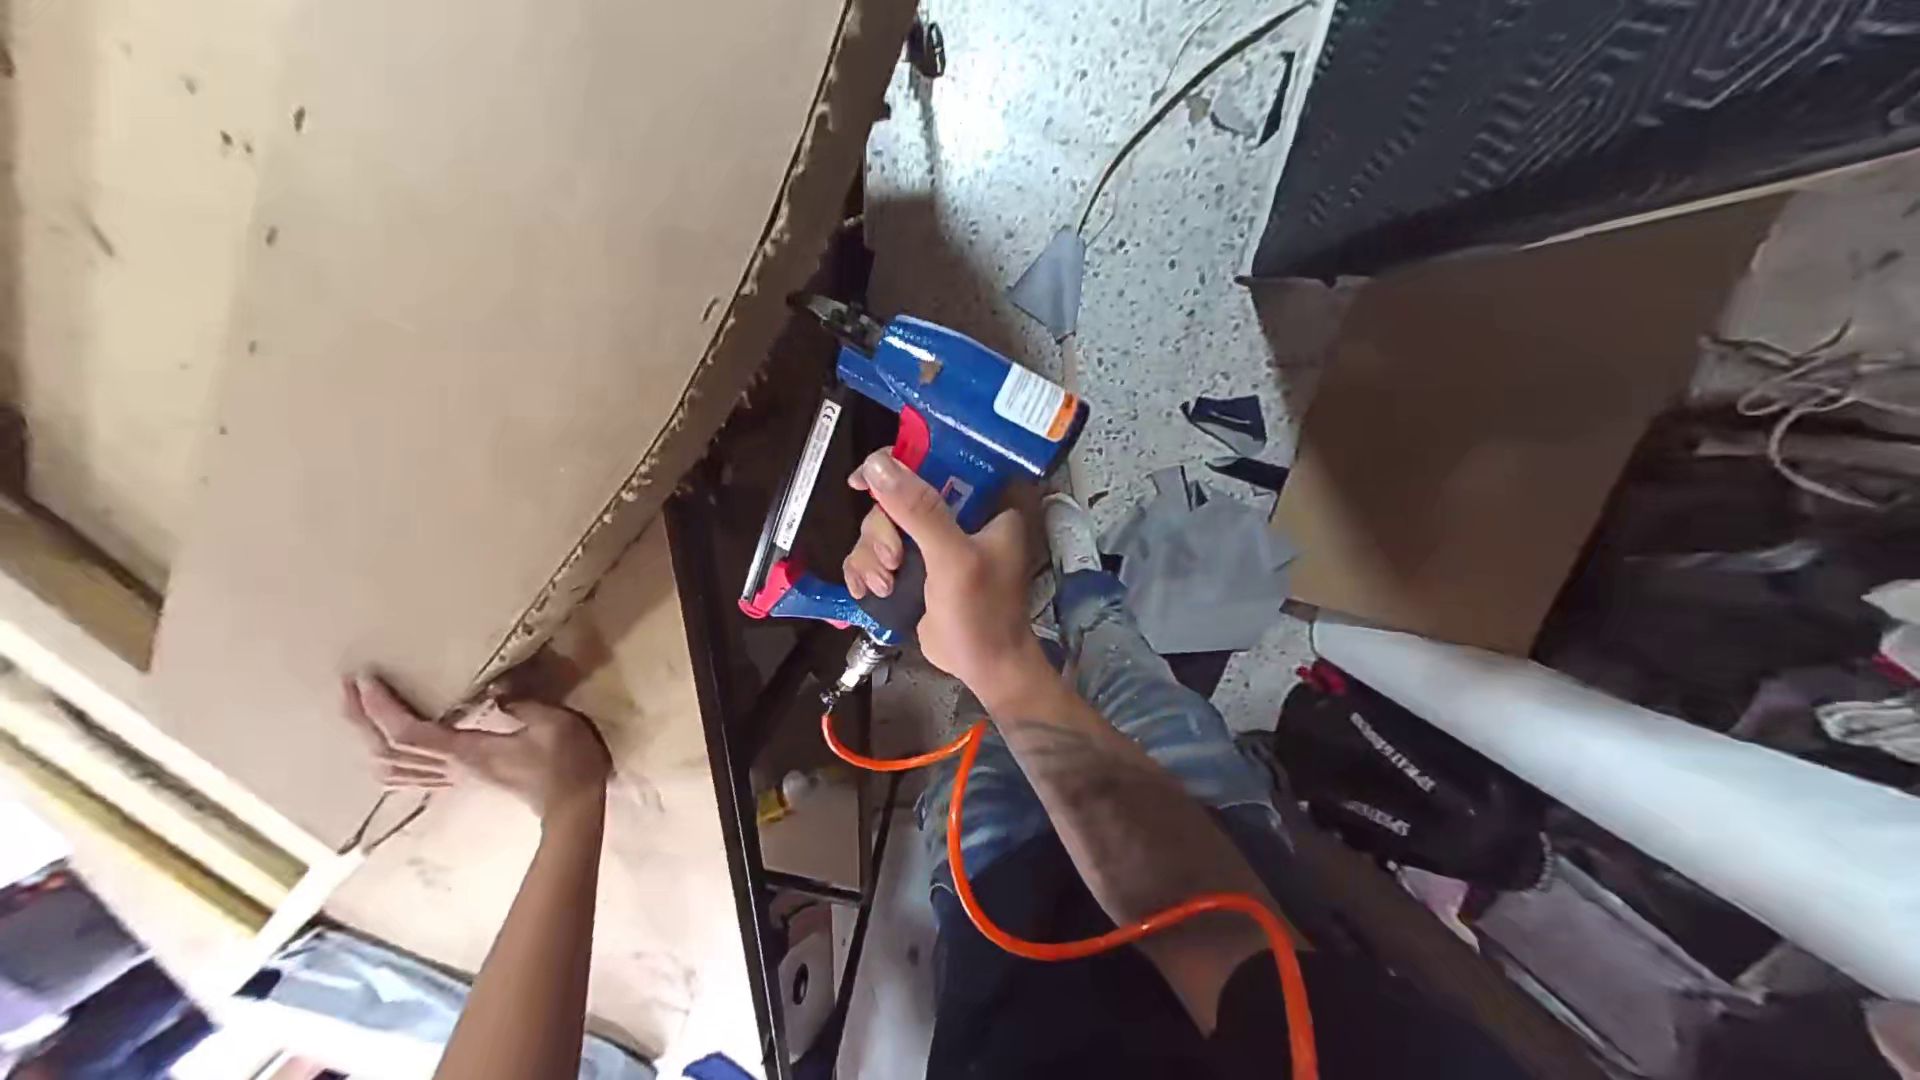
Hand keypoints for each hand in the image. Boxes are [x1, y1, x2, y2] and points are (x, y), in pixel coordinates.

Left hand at [343, 673, 611, 821]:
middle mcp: (450, 768)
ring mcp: (454, 778)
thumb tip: (495, 689)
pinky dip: (389, 761)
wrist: (571, 802)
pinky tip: (388, 750)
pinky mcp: (463, 781)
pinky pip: (410, 776)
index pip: (409, 732)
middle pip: (388, 750)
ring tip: (363, 713)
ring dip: (369, 740)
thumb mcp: (553, 724)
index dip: (382, 707)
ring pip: (391, 767)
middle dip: (362, 719)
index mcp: (468, 752)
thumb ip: (522, 704)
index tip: (366, 680)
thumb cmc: (566, 761)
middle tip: (349, 689)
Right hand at [841, 450, 1048, 706]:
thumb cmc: (983, 613)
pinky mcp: (914, 564)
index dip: (900, 461)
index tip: (866, 481)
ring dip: (872, 556)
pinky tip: (868, 590)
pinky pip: (875, 552)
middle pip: (896, 494)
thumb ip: (921, 512)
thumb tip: (879, 466)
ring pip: (880, 525)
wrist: (982, 666)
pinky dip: (865, 569)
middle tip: (893, 560)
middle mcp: (958, 512)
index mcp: (985, 499)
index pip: (938, 456)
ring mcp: (933, 539)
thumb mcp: (954, 559)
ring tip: (885, 585)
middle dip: (883, 530)